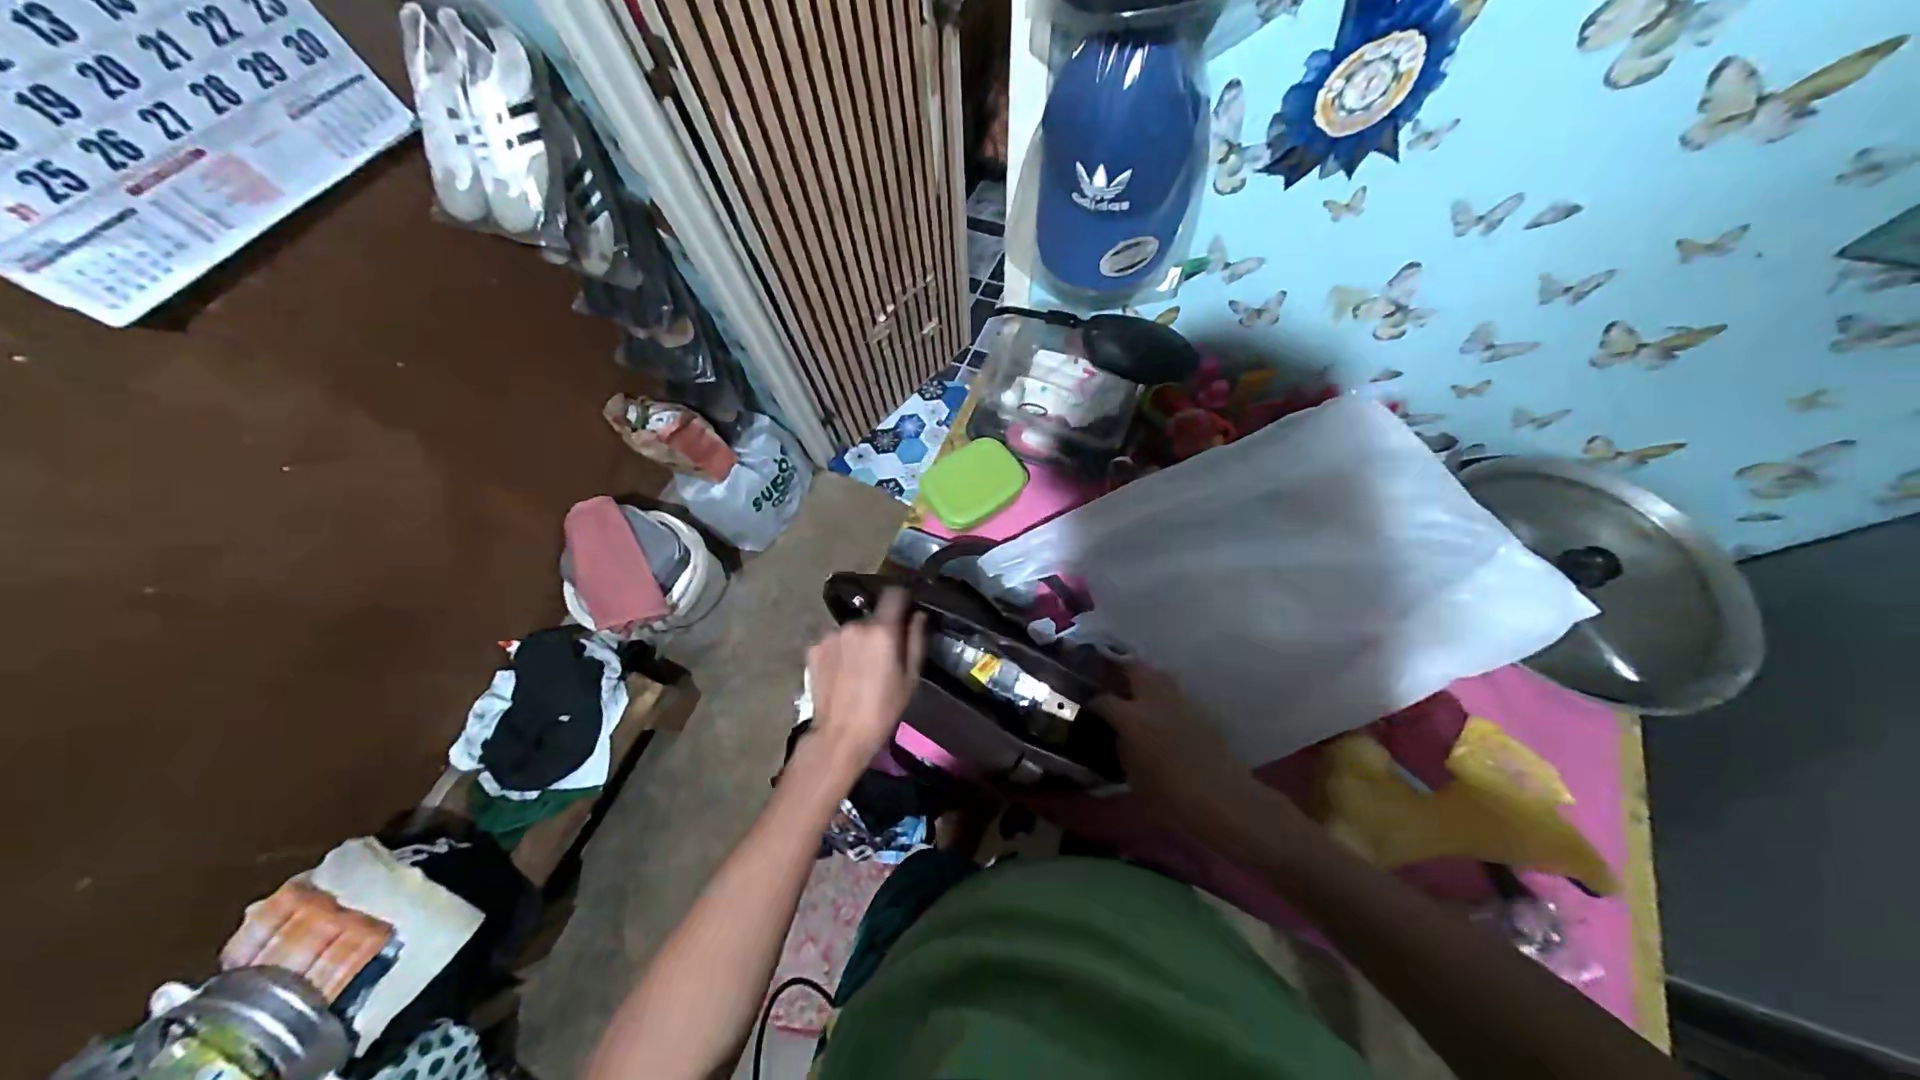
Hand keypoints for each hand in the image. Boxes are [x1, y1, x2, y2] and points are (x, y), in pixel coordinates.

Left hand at [806, 587, 926, 763]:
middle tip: (881, 657)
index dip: (901, 599)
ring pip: (850, 632)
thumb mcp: (910, 677)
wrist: (841, 734)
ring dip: (856, 642)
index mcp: (881, 630)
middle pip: (871, 618)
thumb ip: (915, 640)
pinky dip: (838, 653)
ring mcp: (830, 636)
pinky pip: (832, 643)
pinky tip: (841, 674)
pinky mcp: (813, 649)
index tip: (904, 609)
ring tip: (858, 670)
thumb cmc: (884, 708)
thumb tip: (918, 615)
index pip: (893, 594)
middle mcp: (854, 625)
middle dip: (877, 631)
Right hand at [1095, 664, 1307, 848]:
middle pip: (1134, 667)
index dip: (1093, 704)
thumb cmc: (1168, 794)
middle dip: (1120, 670)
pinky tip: (1163, 713)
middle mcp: (1154, 700)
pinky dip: (1165, 696)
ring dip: (1146, 679)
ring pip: (1159, 675)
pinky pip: (1176, 694)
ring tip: (1138, 692)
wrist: (1220, 798)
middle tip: (1112, 681)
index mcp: (1131, 716)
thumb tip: (1120, 735)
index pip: (1103, 700)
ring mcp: (1180, 702)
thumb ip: (1122, 746)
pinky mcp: (1200, 711)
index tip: (1089, 711)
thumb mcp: (1132, 773)